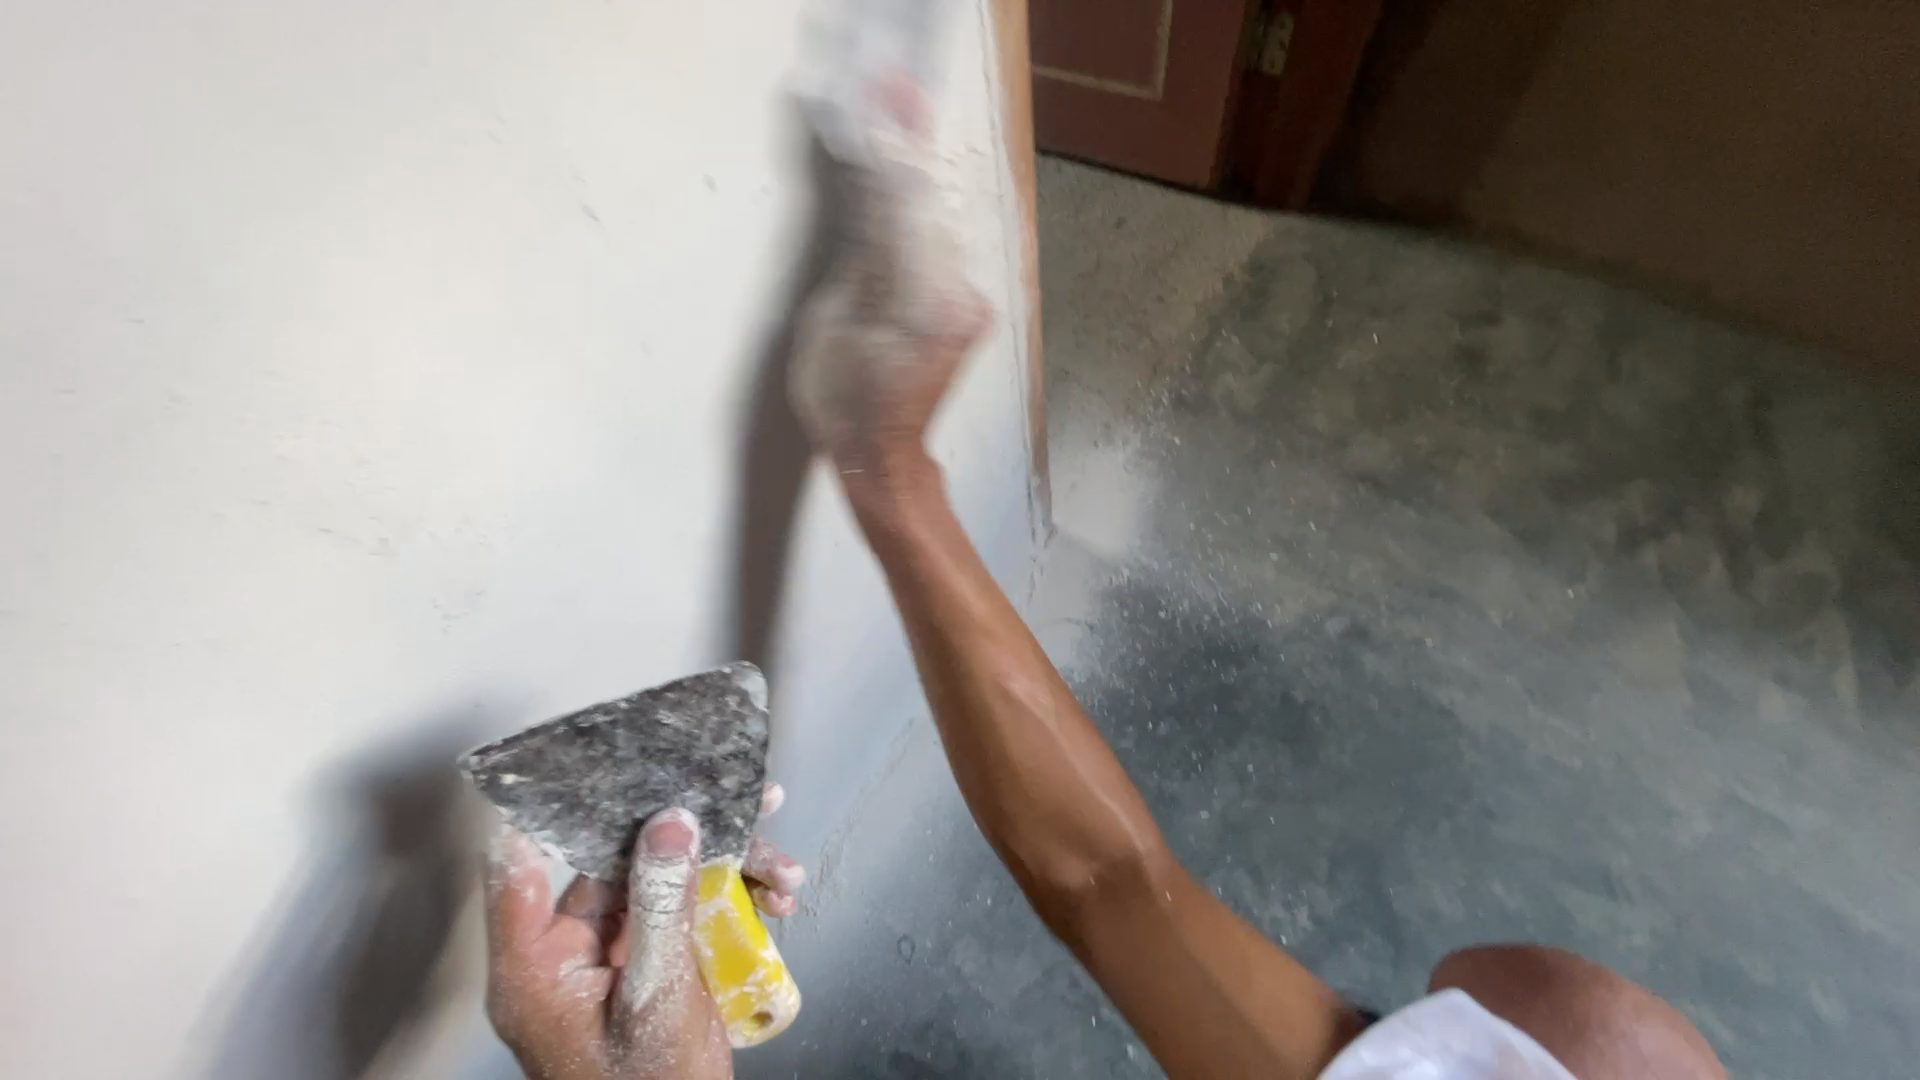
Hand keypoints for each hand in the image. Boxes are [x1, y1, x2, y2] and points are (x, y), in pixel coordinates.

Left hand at [483, 787, 804, 1079]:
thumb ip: (661, 906)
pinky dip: (739, 894)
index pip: (522, 868)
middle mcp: (575, 943)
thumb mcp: (655, 996)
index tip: (581, 758)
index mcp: (539, 961)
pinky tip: (780, 897)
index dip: (545, 811)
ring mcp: (621, 947)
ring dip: (734, 864)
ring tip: (786, 871)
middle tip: (754, 801)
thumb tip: (672, 820)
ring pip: (670, 875)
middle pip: (624, 858)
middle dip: (695, 831)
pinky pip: (694, 903)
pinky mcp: (659, 954)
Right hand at [790, 77, 992, 466]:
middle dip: (906, 157)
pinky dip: (919, 223)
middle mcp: (957, 302)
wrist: (885, 457)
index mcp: (918, 308)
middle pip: (928, 212)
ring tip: (897, 128)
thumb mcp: (827, 329)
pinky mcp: (970, 311)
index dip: (891, 155)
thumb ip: (856, 258)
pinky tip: (905, 193)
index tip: (885, 102)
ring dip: (914, 187)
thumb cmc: (843, 407)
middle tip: (894, 93)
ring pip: (937, 230)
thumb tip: (872, 199)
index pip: (902, 211)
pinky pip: (940, 254)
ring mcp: (970, 307)